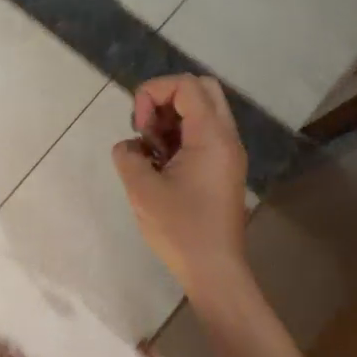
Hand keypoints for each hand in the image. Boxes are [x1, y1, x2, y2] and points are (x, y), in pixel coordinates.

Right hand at [112, 74, 249, 288]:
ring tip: (151, 152)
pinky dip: (179, 138)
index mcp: (212, 136)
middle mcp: (226, 138)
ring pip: (201, 111)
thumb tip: (130, 147)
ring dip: (171, 120)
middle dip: (165, 99)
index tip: (140, 128)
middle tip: (146, 129)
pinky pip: (202, 135)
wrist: (214, 271)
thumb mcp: (141, 189)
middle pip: (200, 89)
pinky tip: (162, 167)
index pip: (185, 85)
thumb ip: (128, 156)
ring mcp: (227, 154)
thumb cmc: (180, 229)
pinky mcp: (223, 170)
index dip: (153, 93)